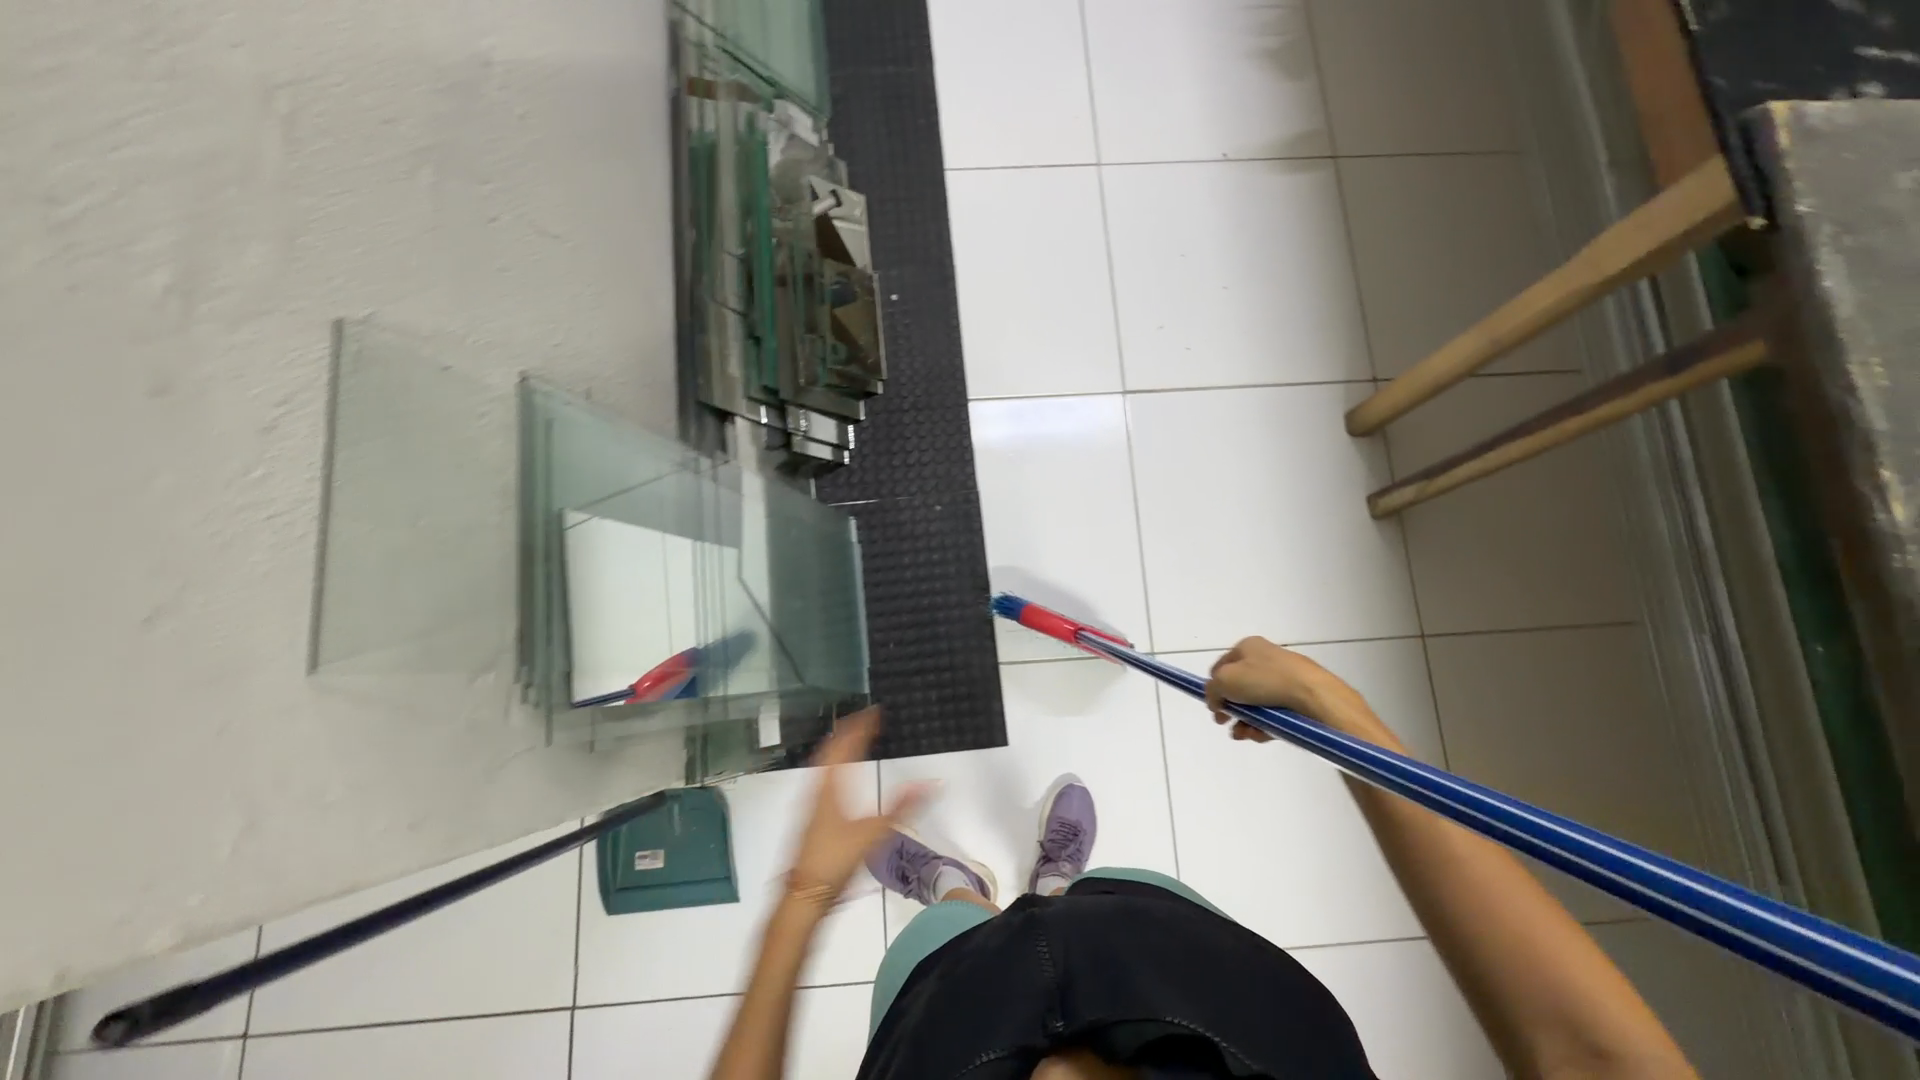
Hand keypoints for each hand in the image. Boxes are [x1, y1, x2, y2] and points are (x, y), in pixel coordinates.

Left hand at [785, 708, 931, 907]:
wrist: (803, 896)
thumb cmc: (834, 861)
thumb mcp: (875, 833)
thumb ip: (904, 806)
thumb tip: (933, 782)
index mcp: (830, 786)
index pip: (845, 744)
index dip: (860, 725)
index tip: (874, 712)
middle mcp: (815, 790)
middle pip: (828, 750)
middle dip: (846, 731)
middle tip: (863, 720)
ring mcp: (808, 805)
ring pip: (821, 765)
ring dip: (836, 748)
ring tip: (850, 740)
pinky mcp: (808, 819)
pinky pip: (820, 780)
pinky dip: (831, 767)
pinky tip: (837, 779)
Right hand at [1205, 637, 1385, 744]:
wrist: (1314, 696)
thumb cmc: (1265, 681)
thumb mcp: (1224, 681)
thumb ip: (1212, 689)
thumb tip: (1216, 700)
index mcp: (1248, 647)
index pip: (1221, 666)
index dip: (1214, 687)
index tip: (1214, 707)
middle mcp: (1266, 658)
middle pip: (1239, 687)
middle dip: (1231, 708)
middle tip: (1226, 722)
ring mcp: (1284, 678)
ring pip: (1256, 703)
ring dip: (1246, 721)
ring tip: (1245, 734)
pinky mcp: (1299, 697)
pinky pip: (1275, 712)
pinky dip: (1265, 725)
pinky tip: (1261, 734)